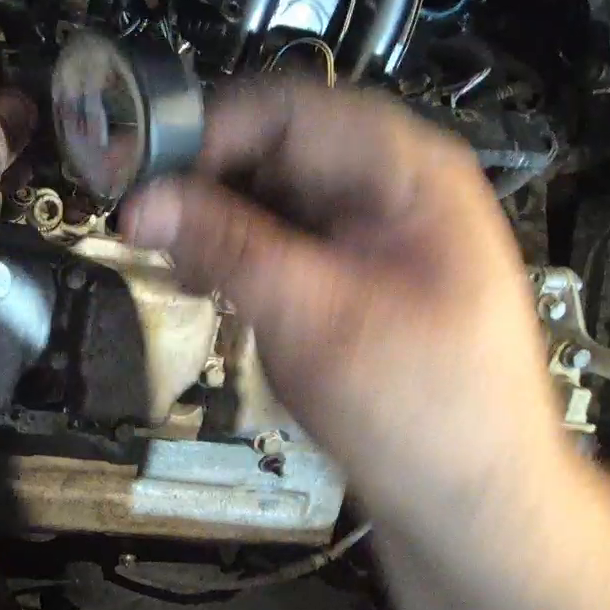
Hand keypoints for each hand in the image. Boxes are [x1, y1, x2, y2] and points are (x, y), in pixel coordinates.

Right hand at [122, 82, 563, 519]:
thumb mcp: (314, 319)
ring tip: (168, 259)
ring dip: (205, 218)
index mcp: (405, 172)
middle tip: (142, 219)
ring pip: (259, 191)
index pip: (286, 111)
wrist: (468, 498)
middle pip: (268, 147)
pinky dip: (222, 248)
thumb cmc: (423, 410)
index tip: (143, 173)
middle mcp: (382, 185)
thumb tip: (142, 202)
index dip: (206, 133)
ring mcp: (360, 226)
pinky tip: (196, 278)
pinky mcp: (336, 264)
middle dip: (198, 181)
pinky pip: (266, 231)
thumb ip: (225, 249)